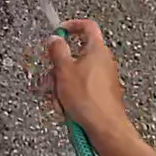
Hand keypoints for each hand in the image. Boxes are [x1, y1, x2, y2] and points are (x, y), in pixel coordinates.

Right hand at [44, 19, 139, 155]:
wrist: (105, 129)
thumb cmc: (90, 101)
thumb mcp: (64, 71)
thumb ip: (57, 51)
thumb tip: (54, 39)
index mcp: (97, 50)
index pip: (87, 26)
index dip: (71, 26)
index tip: (59, 32)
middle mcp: (103, 62)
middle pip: (77, 54)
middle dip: (59, 65)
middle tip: (51, 74)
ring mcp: (103, 79)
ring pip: (76, 74)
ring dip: (61, 83)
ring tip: (56, 96)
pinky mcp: (100, 95)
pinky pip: (80, 89)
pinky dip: (69, 95)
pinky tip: (63, 107)